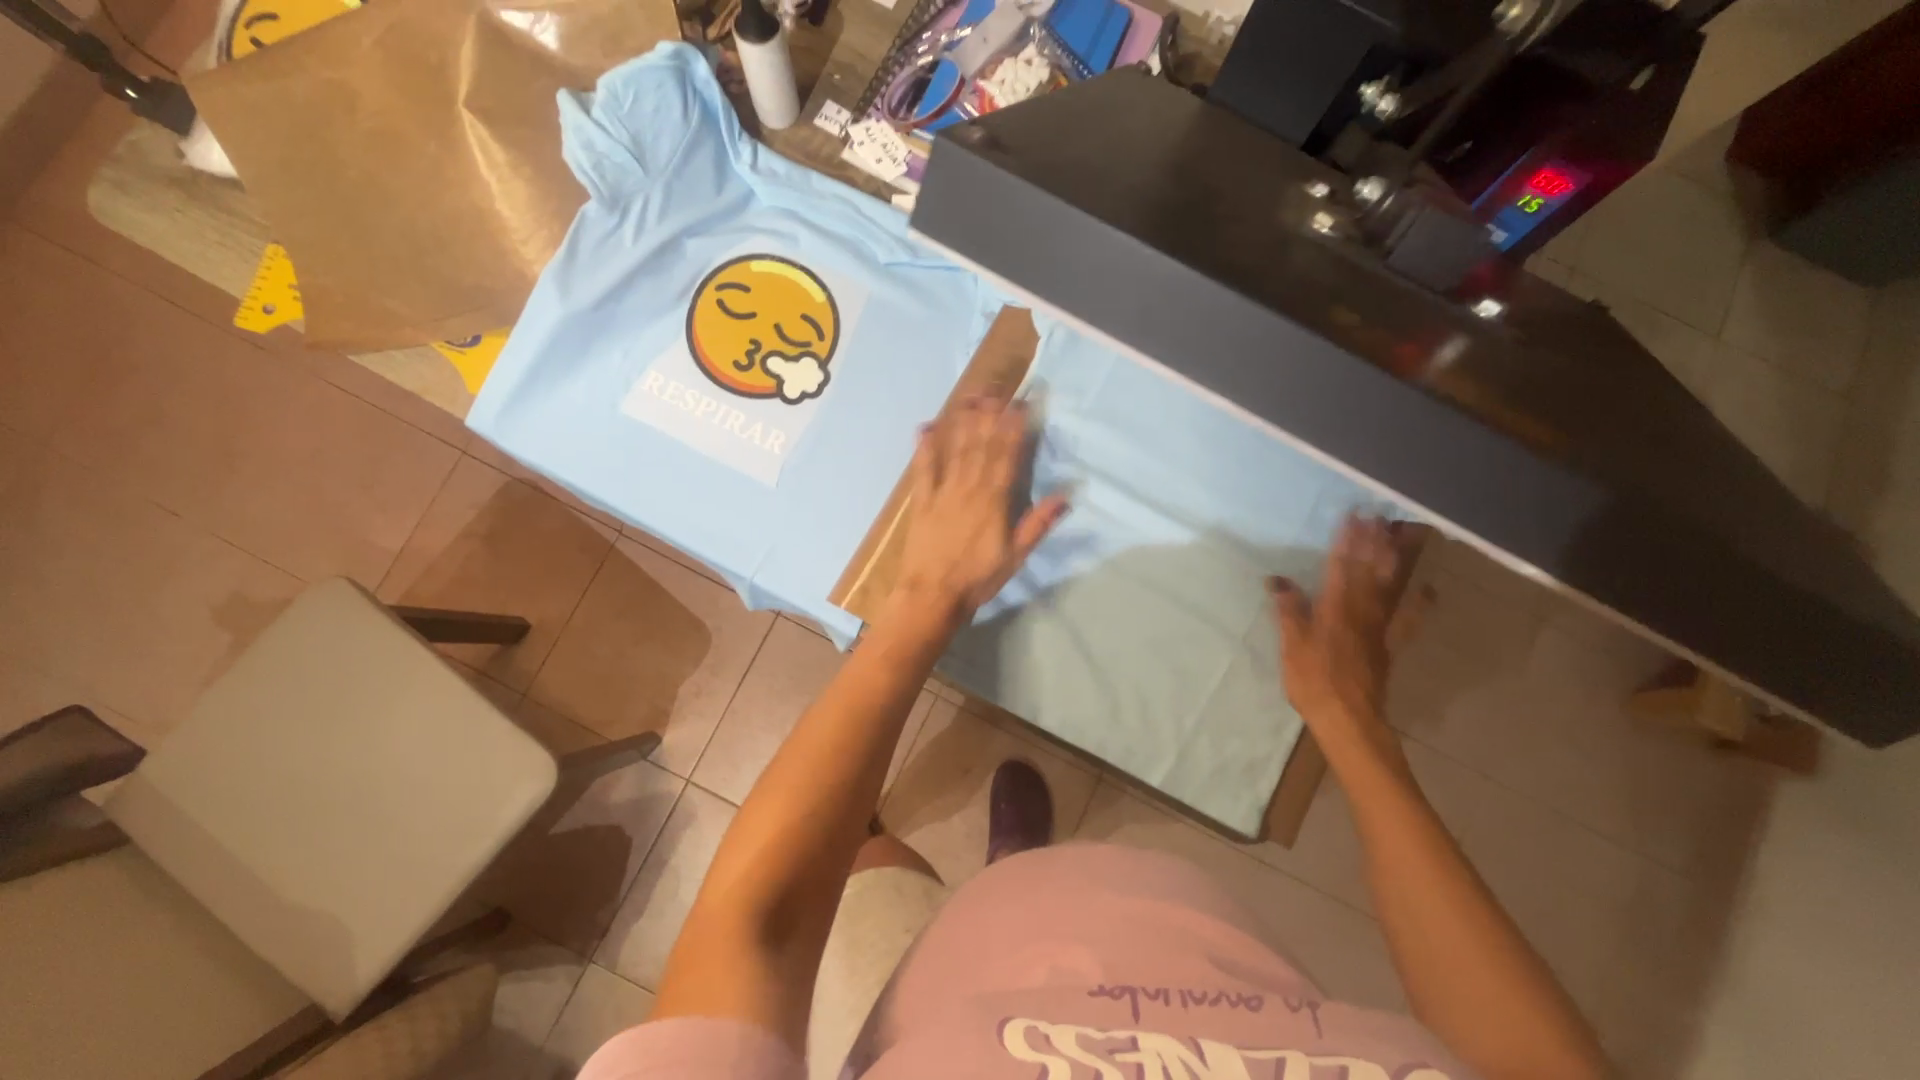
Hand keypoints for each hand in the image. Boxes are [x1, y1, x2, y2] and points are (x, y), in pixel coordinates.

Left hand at [891, 396, 1068, 625]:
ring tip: (969, 396)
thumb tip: (1067, 494)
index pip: (1007, 455)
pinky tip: (926, 426)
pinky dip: (924, 447)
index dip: (1014, 427)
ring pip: (954, 449)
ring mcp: (942, 492)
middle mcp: (968, 488)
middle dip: (989, 414)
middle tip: (995, 387)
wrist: (932, 596)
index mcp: (994, 500)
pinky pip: (923, 469)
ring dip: (962, 421)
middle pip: (981, 444)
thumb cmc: (979, 578)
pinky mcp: (921, 501)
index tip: (1020, 403)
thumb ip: (1039, 523)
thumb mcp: (1017, 555)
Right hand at [1269, 514, 1413, 744]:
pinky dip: (1419, 605)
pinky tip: (1429, 590)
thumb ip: (1289, 609)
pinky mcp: (1388, 644)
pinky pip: (1406, 621)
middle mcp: (1360, 611)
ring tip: (1404, 535)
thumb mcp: (1291, 644)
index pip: (1340, 566)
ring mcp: (1378, 627)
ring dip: (1395, 560)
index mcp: (1333, 608)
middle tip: (1382, 514)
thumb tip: (1278, 579)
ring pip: (1389, 586)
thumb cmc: (1312, 681)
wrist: (1347, 717)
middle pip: (1369, 569)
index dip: (1347, 539)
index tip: (1354, 514)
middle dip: (1374, 540)